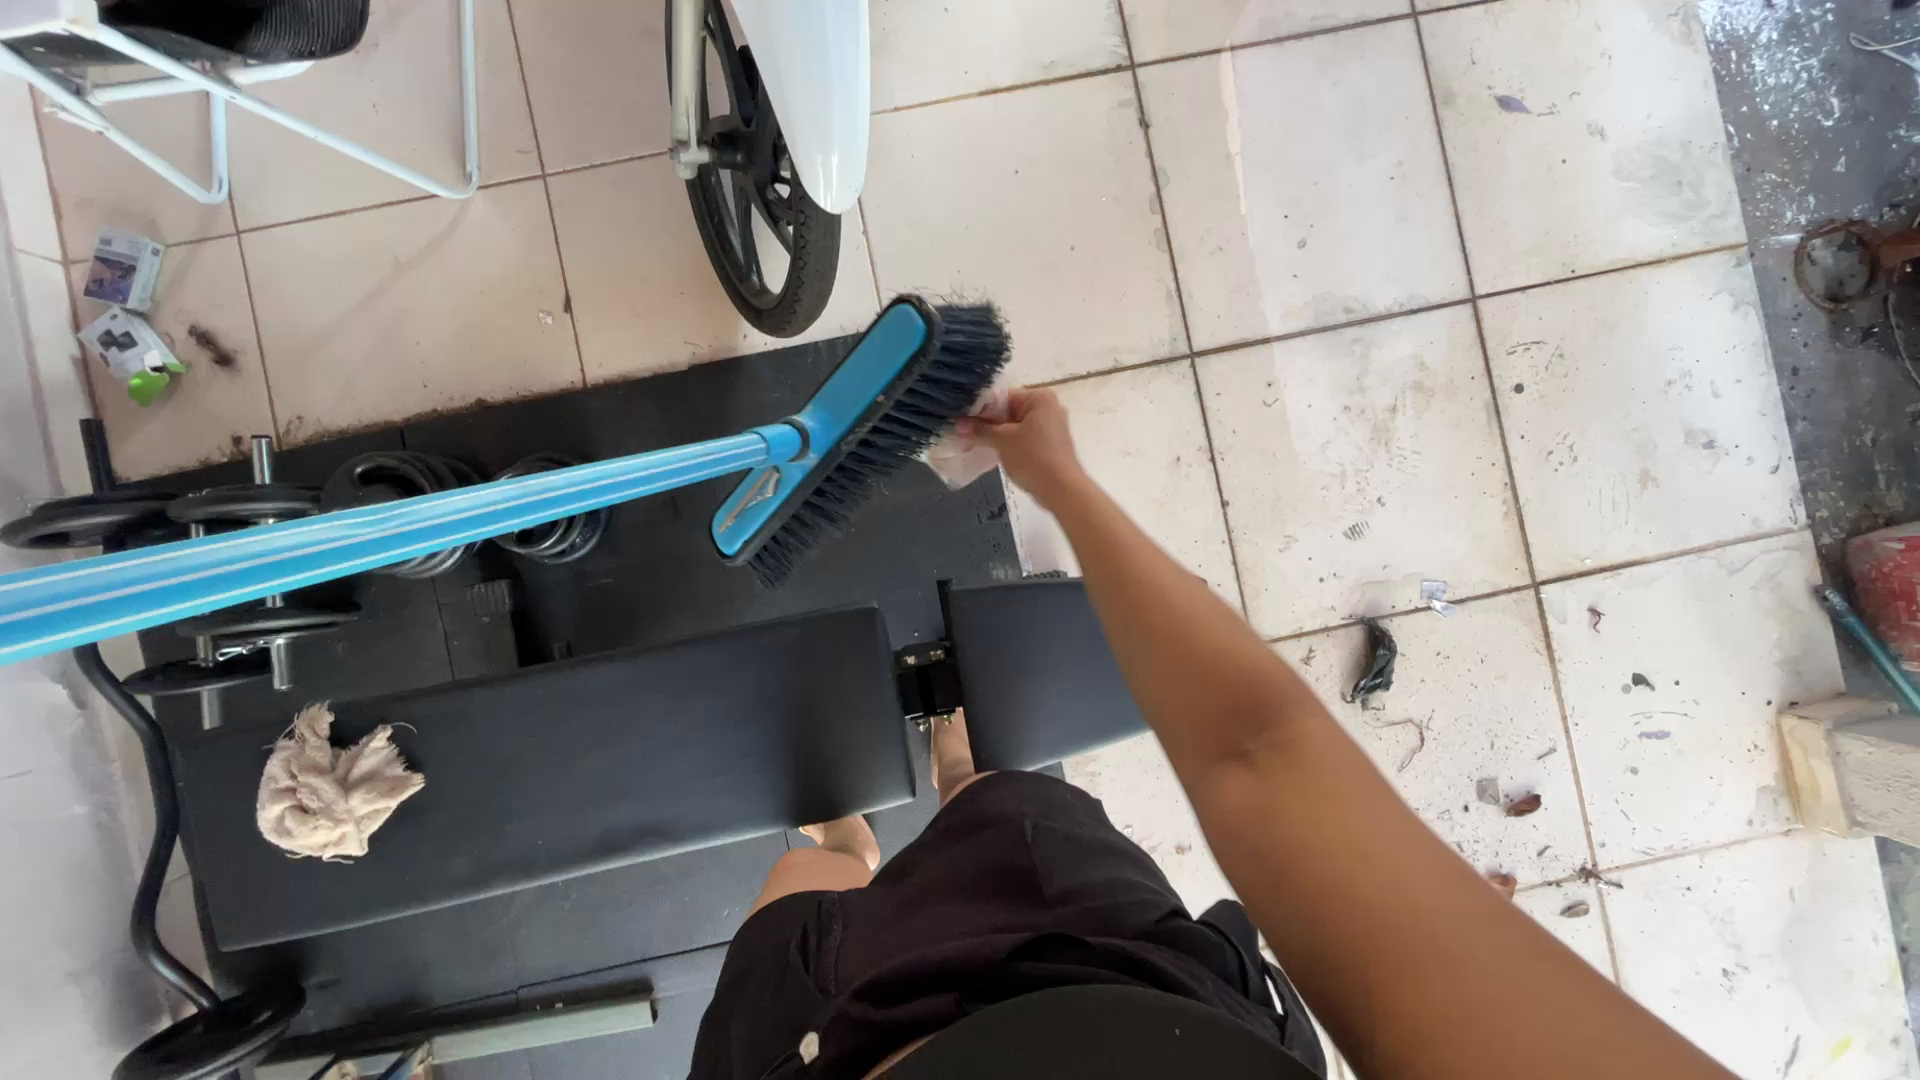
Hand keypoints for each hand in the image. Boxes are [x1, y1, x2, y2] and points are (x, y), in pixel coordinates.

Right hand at [955, 388, 1086, 507]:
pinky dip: (1009, 443)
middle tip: (962, 432)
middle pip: (1008, 411)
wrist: (1062, 490)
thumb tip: (957, 425)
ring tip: (972, 443)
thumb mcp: (1002, 441)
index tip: (961, 420)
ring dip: (996, 435)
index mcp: (1040, 397)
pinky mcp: (1050, 444)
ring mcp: (1051, 426)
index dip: (980, 409)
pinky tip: (991, 452)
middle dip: (987, 423)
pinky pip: (1024, 438)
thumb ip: (980, 430)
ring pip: (1015, 426)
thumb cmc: (1033, 458)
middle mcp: (1048, 407)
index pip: (1002, 396)